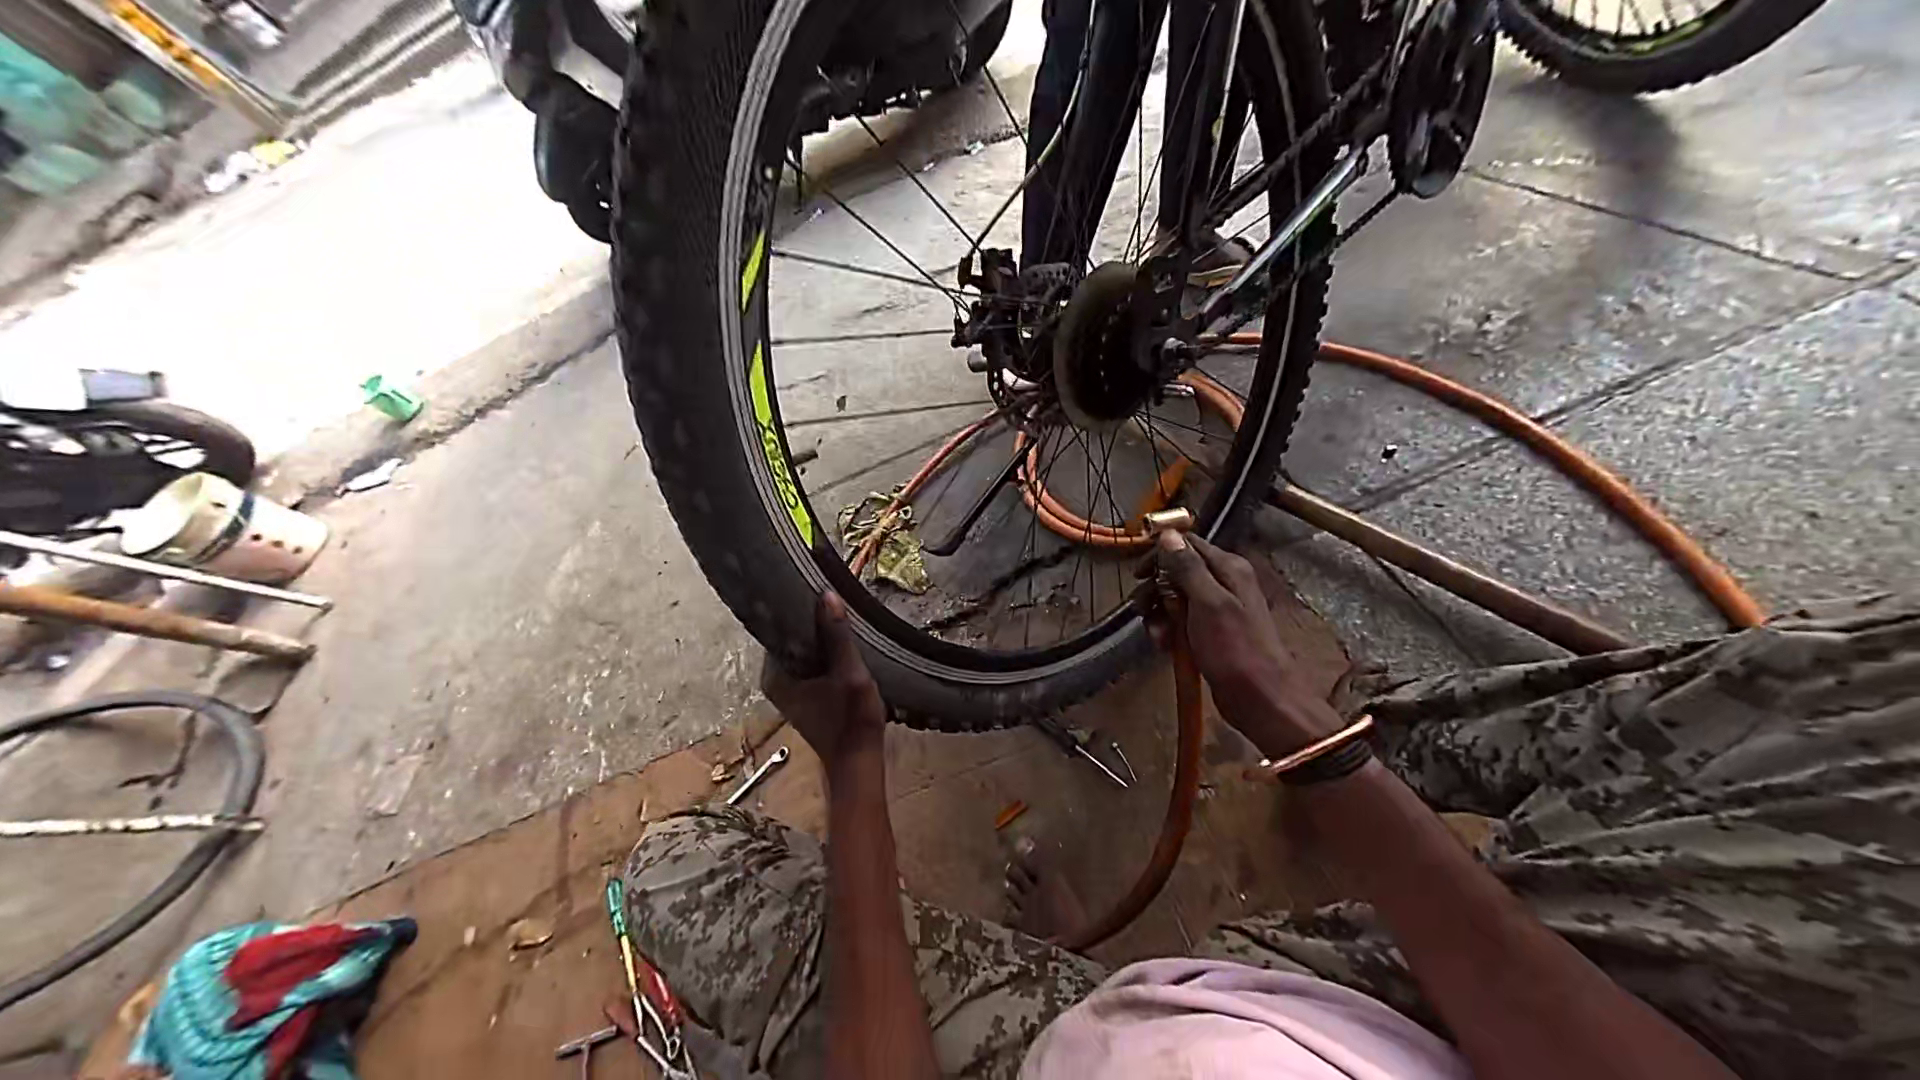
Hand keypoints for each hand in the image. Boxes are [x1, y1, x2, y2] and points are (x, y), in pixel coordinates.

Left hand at [761, 592, 887, 777]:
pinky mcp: (804, 695)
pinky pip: (811, 663)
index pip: (779, 628)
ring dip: (821, 638)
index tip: (816, 590)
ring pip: (804, 651)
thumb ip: (837, 635)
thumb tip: (827, 595)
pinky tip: (842, 642)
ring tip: (839, 616)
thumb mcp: (849, 672)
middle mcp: (775, 681)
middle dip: (812, 623)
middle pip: (792, 639)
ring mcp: (789, 690)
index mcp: (775, 675)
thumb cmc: (852, 720)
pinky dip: (825, 654)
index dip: (799, 609)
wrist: (860, 761)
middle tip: (833, 600)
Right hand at [1148, 531, 1344, 756]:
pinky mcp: (1212, 631)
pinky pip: (1182, 621)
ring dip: (1160, 614)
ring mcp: (1218, 608)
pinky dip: (1170, 630)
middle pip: (1177, 571)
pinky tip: (1167, 646)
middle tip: (1143, 609)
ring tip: (1157, 635)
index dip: (1159, 556)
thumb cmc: (1234, 648)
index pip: (1186, 544)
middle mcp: (1224, 582)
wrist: (1260, 698)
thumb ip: (1188, 568)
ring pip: (1176, 597)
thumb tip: (1168, 534)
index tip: (1139, 576)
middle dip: (1156, 590)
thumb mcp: (1208, 603)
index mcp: (1228, 568)